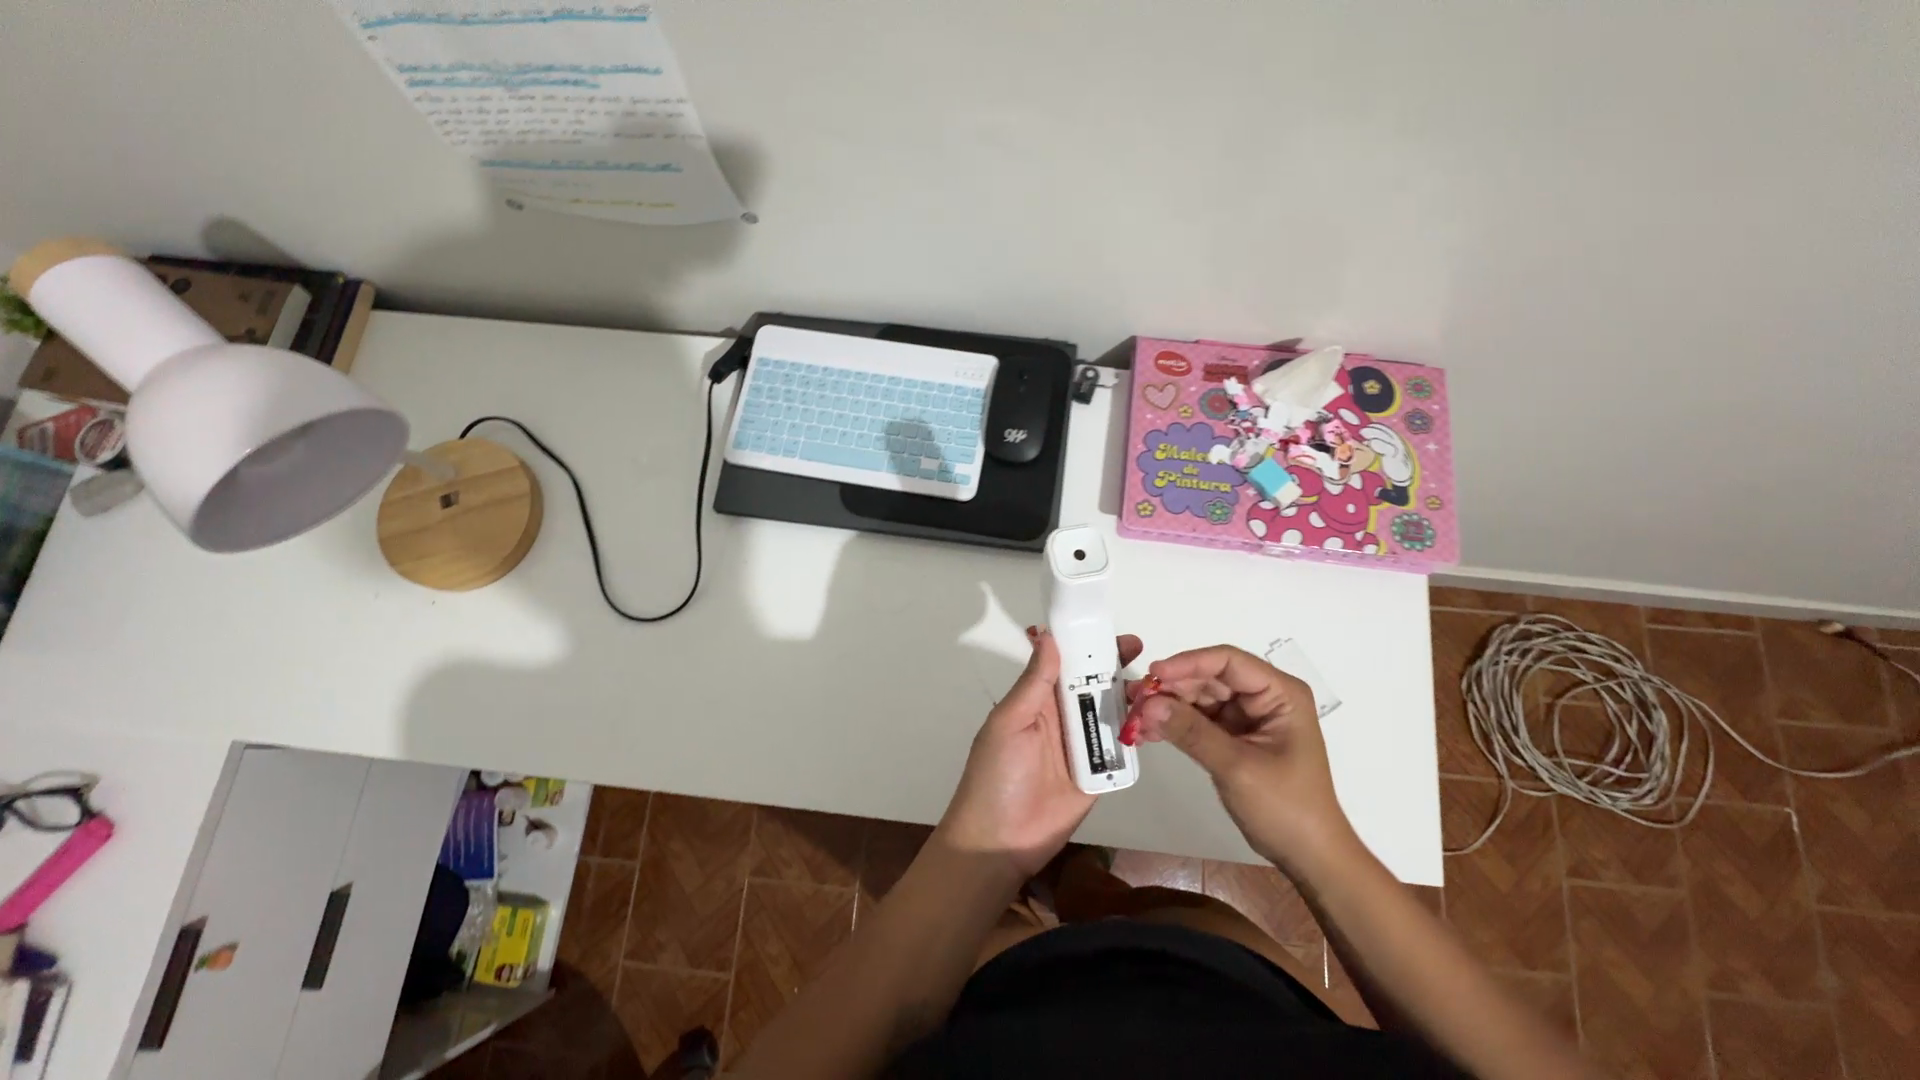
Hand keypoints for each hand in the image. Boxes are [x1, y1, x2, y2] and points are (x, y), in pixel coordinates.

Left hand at [938, 627, 1143, 878]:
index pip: (1066, 666)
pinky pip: (1122, 750)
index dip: (1088, 647)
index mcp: (1037, 702)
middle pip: (1094, 687)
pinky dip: (1139, 734)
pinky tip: (1158, 719)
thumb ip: (1034, 683)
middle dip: (1117, 669)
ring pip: (1112, 714)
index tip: (1114, 632)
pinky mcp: (1100, 776)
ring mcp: (1083, 748)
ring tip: (1156, 686)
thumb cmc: (996, 776)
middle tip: (1145, 656)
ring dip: (1132, 699)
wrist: (1000, 841)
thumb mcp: (1009, 722)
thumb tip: (1047, 635)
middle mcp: (1062, 719)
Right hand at [1131, 645, 1353, 868]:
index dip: (1188, 663)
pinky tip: (1148, 733)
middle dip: (1171, 688)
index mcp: (1280, 694)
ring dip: (1168, 706)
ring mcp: (1249, 719)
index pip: (1228, 662)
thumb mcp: (1237, 767)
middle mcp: (1265, 698)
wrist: (1308, 854)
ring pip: (1200, 698)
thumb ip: (1192, 732)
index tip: (1152, 676)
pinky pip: (1199, 721)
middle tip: (1133, 700)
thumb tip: (1148, 704)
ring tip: (1133, 718)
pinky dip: (1175, 725)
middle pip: (1210, 678)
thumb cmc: (1285, 806)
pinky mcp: (1235, 738)